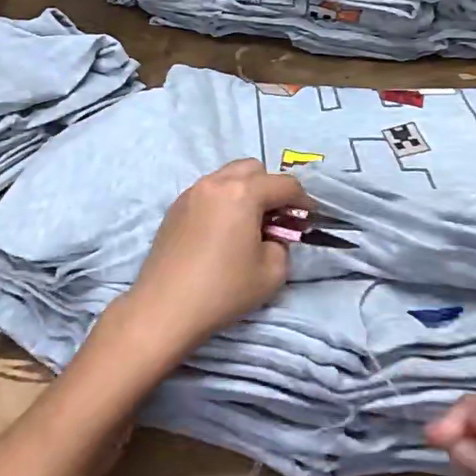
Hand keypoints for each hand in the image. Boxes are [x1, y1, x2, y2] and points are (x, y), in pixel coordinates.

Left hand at [117, 159, 310, 355]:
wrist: (166, 306)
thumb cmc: (223, 288)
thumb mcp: (272, 272)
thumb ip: (281, 245)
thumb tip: (271, 236)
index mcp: (242, 192)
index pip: (284, 184)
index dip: (303, 201)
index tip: (309, 219)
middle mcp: (215, 183)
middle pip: (253, 169)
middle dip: (271, 188)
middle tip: (277, 218)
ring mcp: (190, 193)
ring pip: (226, 176)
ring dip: (245, 191)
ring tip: (249, 224)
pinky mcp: (174, 208)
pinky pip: (207, 191)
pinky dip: (222, 200)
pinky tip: (223, 231)